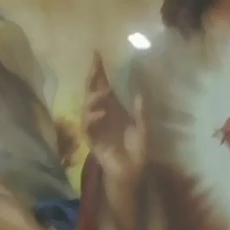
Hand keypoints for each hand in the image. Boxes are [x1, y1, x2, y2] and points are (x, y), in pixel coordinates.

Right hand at [82, 56, 148, 182]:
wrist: (131, 173)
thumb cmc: (136, 152)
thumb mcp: (143, 131)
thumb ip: (140, 114)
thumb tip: (138, 94)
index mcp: (113, 109)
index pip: (103, 86)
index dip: (100, 72)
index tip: (97, 55)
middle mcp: (101, 114)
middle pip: (92, 91)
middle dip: (92, 78)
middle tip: (94, 65)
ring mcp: (94, 125)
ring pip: (86, 106)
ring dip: (92, 98)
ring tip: (102, 93)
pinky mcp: (91, 138)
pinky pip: (87, 125)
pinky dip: (92, 117)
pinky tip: (101, 113)